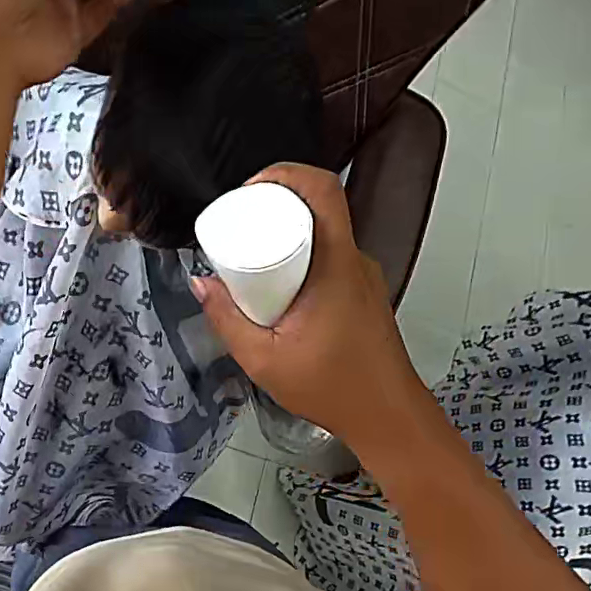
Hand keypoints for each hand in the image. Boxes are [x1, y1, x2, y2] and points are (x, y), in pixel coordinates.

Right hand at [190, 164, 432, 445]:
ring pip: (324, 235)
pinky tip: (279, 290)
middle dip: (275, 207)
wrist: (387, 416)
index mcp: (336, 265)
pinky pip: (330, 258)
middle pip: (319, 208)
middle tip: (240, 227)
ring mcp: (364, 276)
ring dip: (289, 237)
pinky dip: (303, 260)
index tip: (250, 191)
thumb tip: (202, 283)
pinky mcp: (364, 293)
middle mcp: (355, 261)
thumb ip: (226, 319)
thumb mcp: (262, 360)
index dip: (285, 174)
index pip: (323, 190)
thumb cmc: (332, 388)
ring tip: (252, 261)